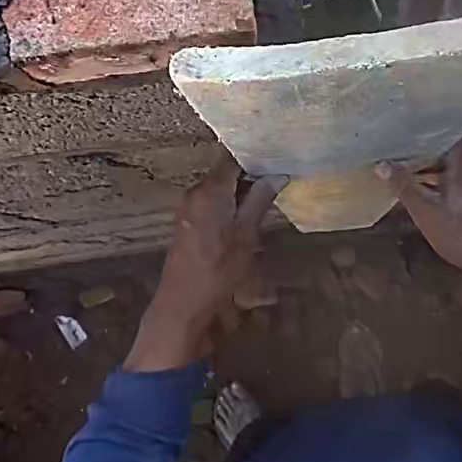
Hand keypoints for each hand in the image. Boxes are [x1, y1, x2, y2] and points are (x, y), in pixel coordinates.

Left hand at [124, 156, 285, 371]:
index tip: (275, 157)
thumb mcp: (247, 234)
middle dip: (250, 175)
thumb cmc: (218, 269)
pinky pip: (211, 204)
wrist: (183, 305)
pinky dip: (228, 206)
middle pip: (225, 173)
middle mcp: (195, 194)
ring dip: (240, 193)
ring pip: (219, 189)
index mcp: (210, 191)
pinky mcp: (187, 224)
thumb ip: (260, 200)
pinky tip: (246, 219)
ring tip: (267, 200)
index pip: (231, 158)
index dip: (253, 156)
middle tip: (278, 180)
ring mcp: (188, 209)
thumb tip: (277, 175)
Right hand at [377, 143, 461, 307]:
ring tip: (420, 179)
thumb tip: (382, 166)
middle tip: (410, 160)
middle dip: (432, 155)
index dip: (427, 136)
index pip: (447, 135)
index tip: (409, 139)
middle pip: (454, 152)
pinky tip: (442, 199)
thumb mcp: (424, 212)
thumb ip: (403, 186)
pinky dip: (455, 184)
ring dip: (443, 171)